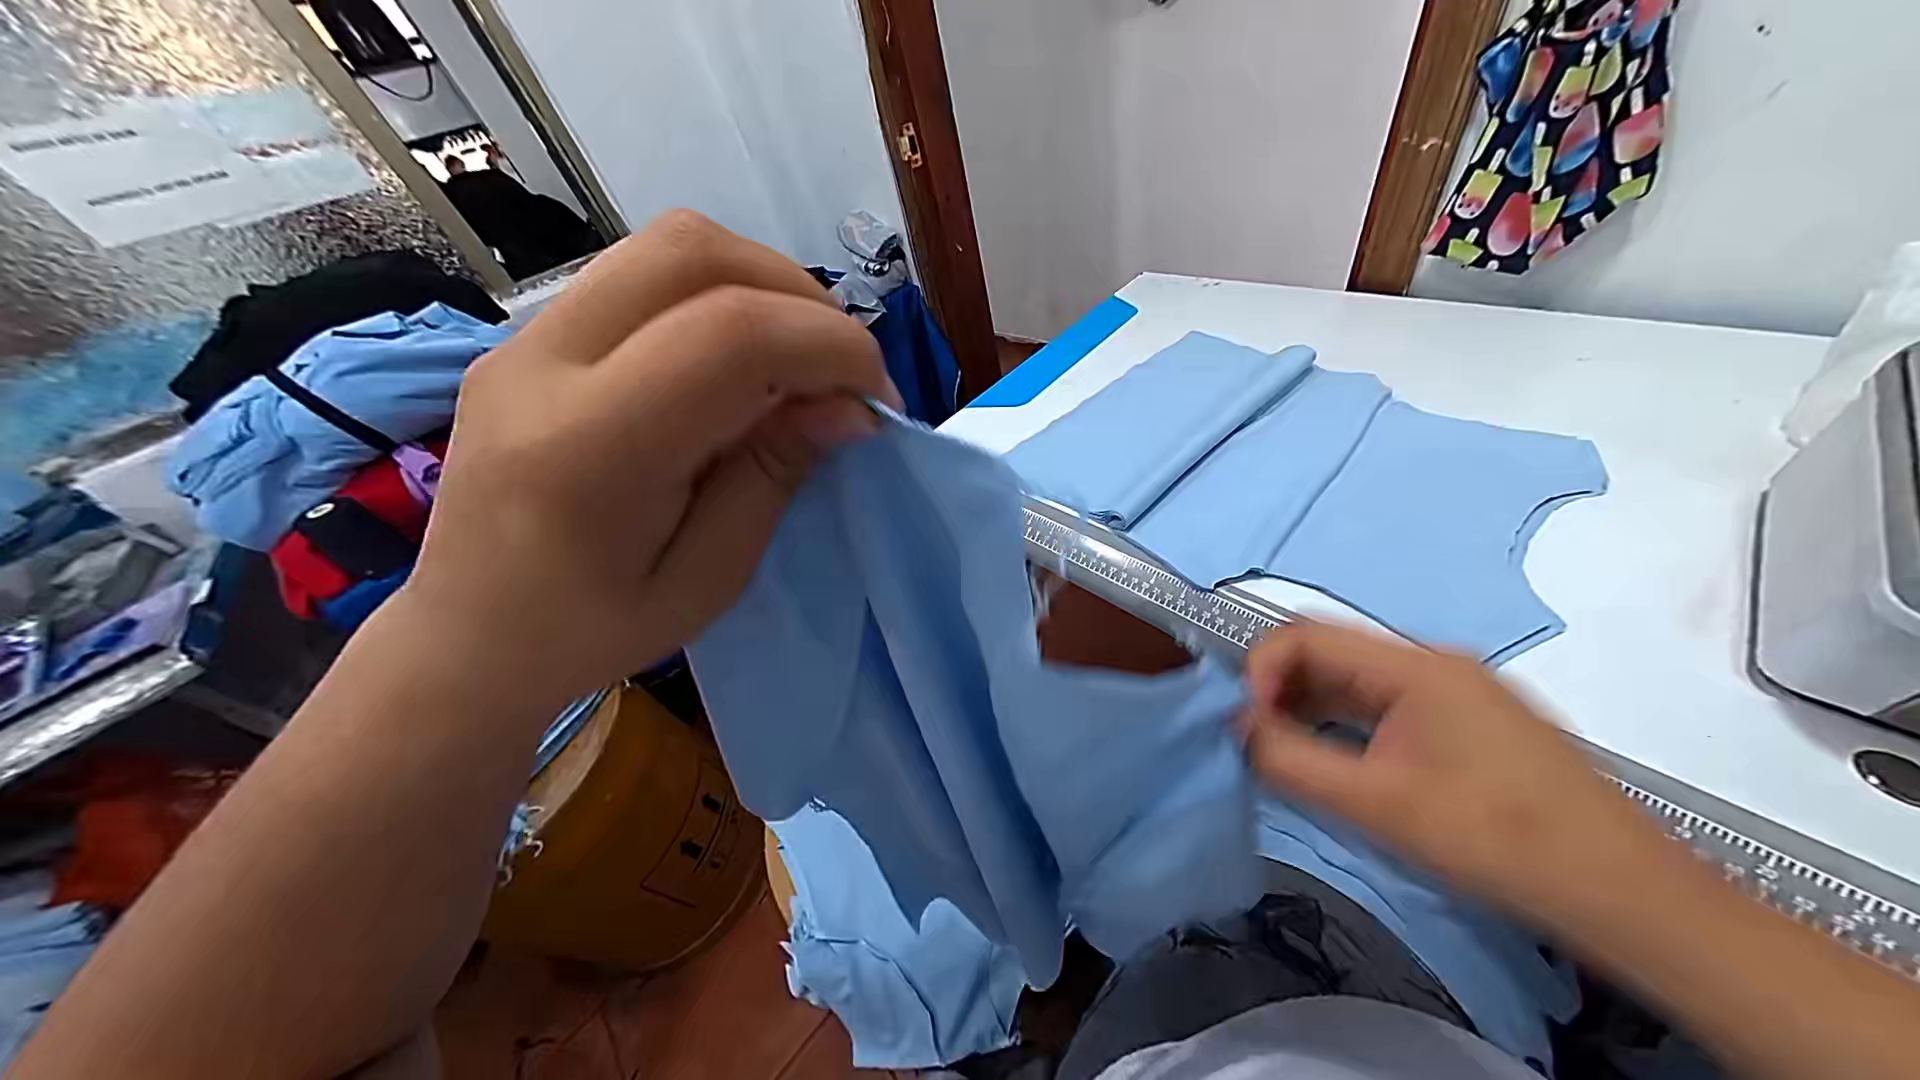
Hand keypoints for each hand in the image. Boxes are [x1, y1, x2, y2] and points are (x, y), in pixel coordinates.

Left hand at [399, 210, 900, 705]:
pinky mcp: (532, 337)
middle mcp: (543, 365)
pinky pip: (644, 275)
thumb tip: (847, 406)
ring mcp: (526, 339)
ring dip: (765, 286)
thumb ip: (773, 477)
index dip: (829, 348)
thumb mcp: (708, 578)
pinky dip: (722, 296)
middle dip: (802, 300)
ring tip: (801, 359)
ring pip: (670, 246)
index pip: (729, 338)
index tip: (876, 401)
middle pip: (694, 253)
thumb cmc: (593, 633)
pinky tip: (742, 361)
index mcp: (588, 450)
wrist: (469, 637)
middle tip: (844, 372)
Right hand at [1240, 620, 1667, 920]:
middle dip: (1281, 690)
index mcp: (1415, 666)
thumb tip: (1236, 726)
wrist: (1630, 897)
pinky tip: (1337, 760)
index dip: (1260, 668)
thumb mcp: (1376, 804)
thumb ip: (1291, 760)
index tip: (1245, 720)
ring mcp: (1456, 691)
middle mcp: (1434, 663)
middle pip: (1331, 654)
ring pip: (1356, 681)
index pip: (1307, 635)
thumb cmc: (1497, 841)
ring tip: (1288, 754)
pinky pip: (1385, 705)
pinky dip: (1345, 723)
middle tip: (1257, 740)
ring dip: (1310, 707)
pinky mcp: (1469, 721)